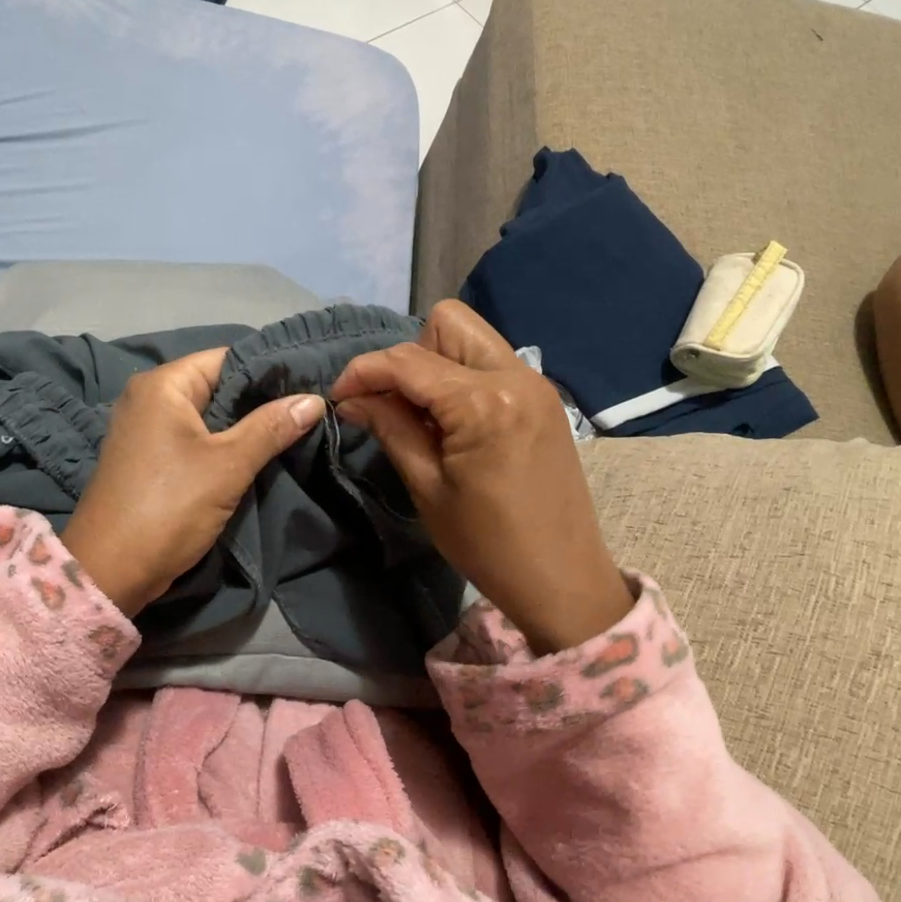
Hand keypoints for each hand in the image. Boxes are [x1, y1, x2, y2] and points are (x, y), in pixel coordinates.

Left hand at [64, 349, 325, 615]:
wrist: (110, 571)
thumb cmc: (169, 507)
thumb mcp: (228, 466)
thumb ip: (271, 428)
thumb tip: (315, 399)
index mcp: (162, 385)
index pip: (227, 358)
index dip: (270, 370)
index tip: (311, 385)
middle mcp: (148, 397)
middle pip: (217, 386)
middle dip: (260, 401)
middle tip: (309, 412)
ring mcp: (144, 430)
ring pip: (206, 417)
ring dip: (243, 427)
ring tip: (293, 432)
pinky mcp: (147, 460)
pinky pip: (193, 441)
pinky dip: (222, 447)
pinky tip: (255, 458)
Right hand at [331, 300, 632, 654]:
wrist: (561, 578)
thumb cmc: (487, 544)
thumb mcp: (427, 487)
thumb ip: (390, 428)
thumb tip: (352, 399)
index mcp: (483, 403)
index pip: (408, 360)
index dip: (364, 372)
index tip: (339, 396)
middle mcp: (515, 376)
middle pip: (447, 323)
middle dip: (409, 355)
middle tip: (396, 405)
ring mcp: (536, 384)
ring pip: (471, 338)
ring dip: (437, 362)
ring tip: (424, 417)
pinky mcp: (544, 399)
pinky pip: (492, 363)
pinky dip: (463, 377)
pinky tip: (454, 424)